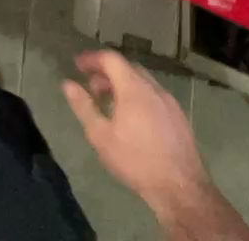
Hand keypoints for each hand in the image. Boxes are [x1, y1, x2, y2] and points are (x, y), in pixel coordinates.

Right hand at [62, 51, 216, 225]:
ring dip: (124, 84)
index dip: (92, 59)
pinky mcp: (180, 118)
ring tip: (111, 104)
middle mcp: (154, 89)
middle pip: (128, 68)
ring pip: (143, 82)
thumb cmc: (136, 161)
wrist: (181, 189)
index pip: (111, 59)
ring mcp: (170, 103)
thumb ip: (84, 106)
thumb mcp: (101, 136)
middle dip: (107, 72)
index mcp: (134, 89)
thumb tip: (68, 84)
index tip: (77, 65)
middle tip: (93, 87)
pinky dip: (140, 96)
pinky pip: (155, 96)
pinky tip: (134, 119)